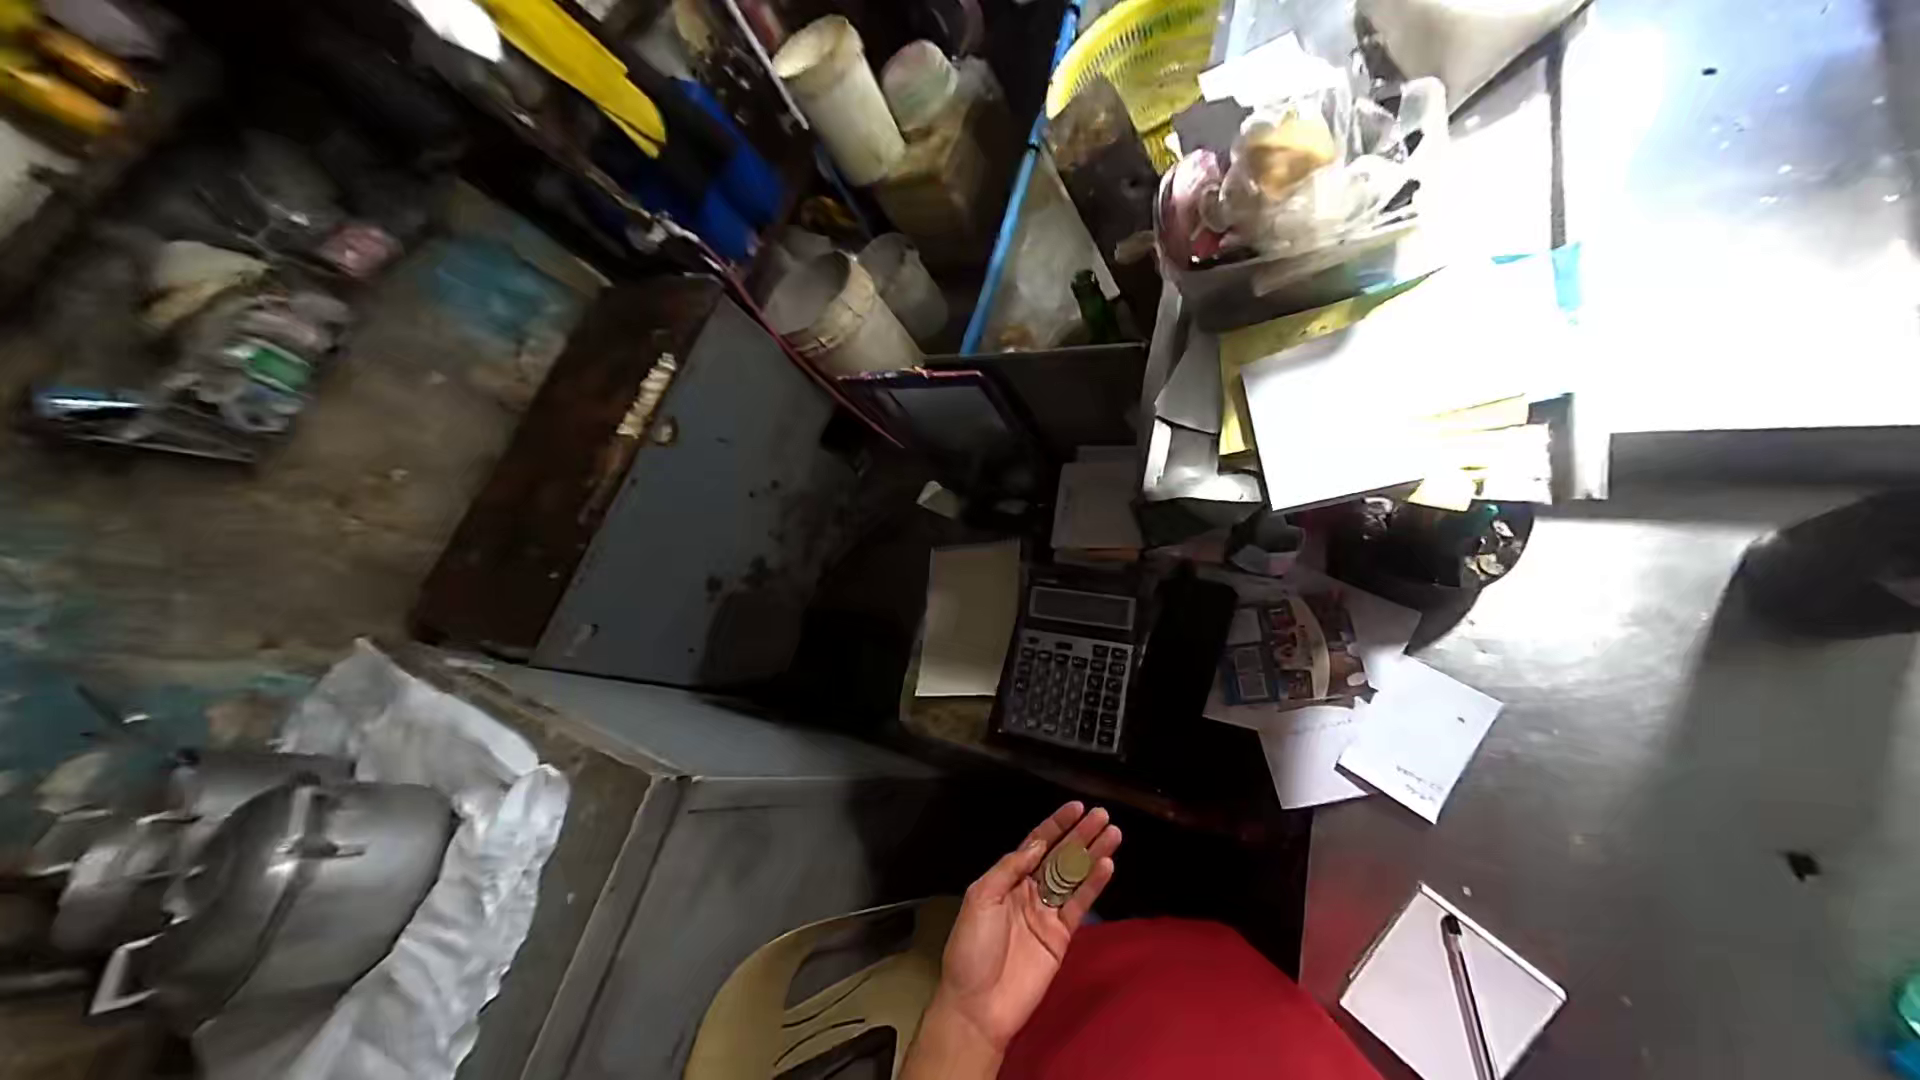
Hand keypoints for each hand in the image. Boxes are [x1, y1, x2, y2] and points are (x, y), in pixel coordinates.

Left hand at [932, 802, 1121, 1052]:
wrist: (978, 1005)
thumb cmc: (971, 947)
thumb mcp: (980, 897)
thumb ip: (1010, 868)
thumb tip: (1037, 843)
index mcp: (1008, 878)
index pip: (1036, 843)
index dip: (1056, 825)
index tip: (1075, 808)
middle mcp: (1030, 890)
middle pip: (1060, 856)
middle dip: (1080, 835)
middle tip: (1102, 815)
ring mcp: (1047, 913)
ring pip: (1074, 876)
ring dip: (1093, 854)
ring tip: (1113, 832)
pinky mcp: (1062, 936)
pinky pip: (1080, 904)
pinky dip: (1094, 885)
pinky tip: (1106, 865)